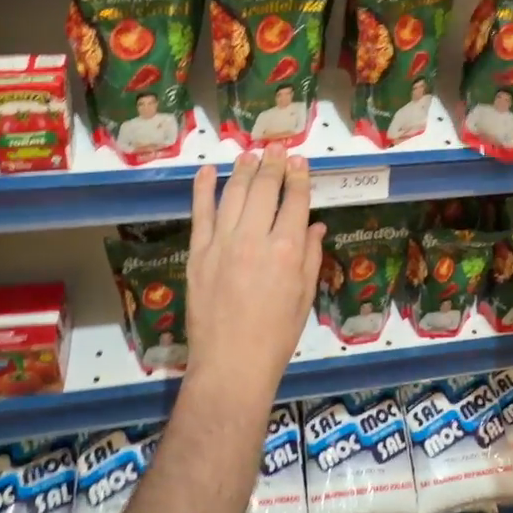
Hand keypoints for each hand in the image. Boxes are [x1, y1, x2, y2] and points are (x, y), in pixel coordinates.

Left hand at [185, 147, 324, 402]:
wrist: (231, 364)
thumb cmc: (276, 335)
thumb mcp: (304, 296)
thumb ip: (310, 256)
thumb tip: (314, 225)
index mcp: (287, 250)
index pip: (294, 199)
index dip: (298, 175)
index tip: (299, 159)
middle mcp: (255, 239)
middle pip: (265, 188)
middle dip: (272, 164)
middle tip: (276, 148)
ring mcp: (222, 243)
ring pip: (234, 194)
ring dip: (244, 170)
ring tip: (250, 154)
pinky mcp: (198, 253)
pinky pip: (201, 213)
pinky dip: (204, 189)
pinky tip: (209, 171)